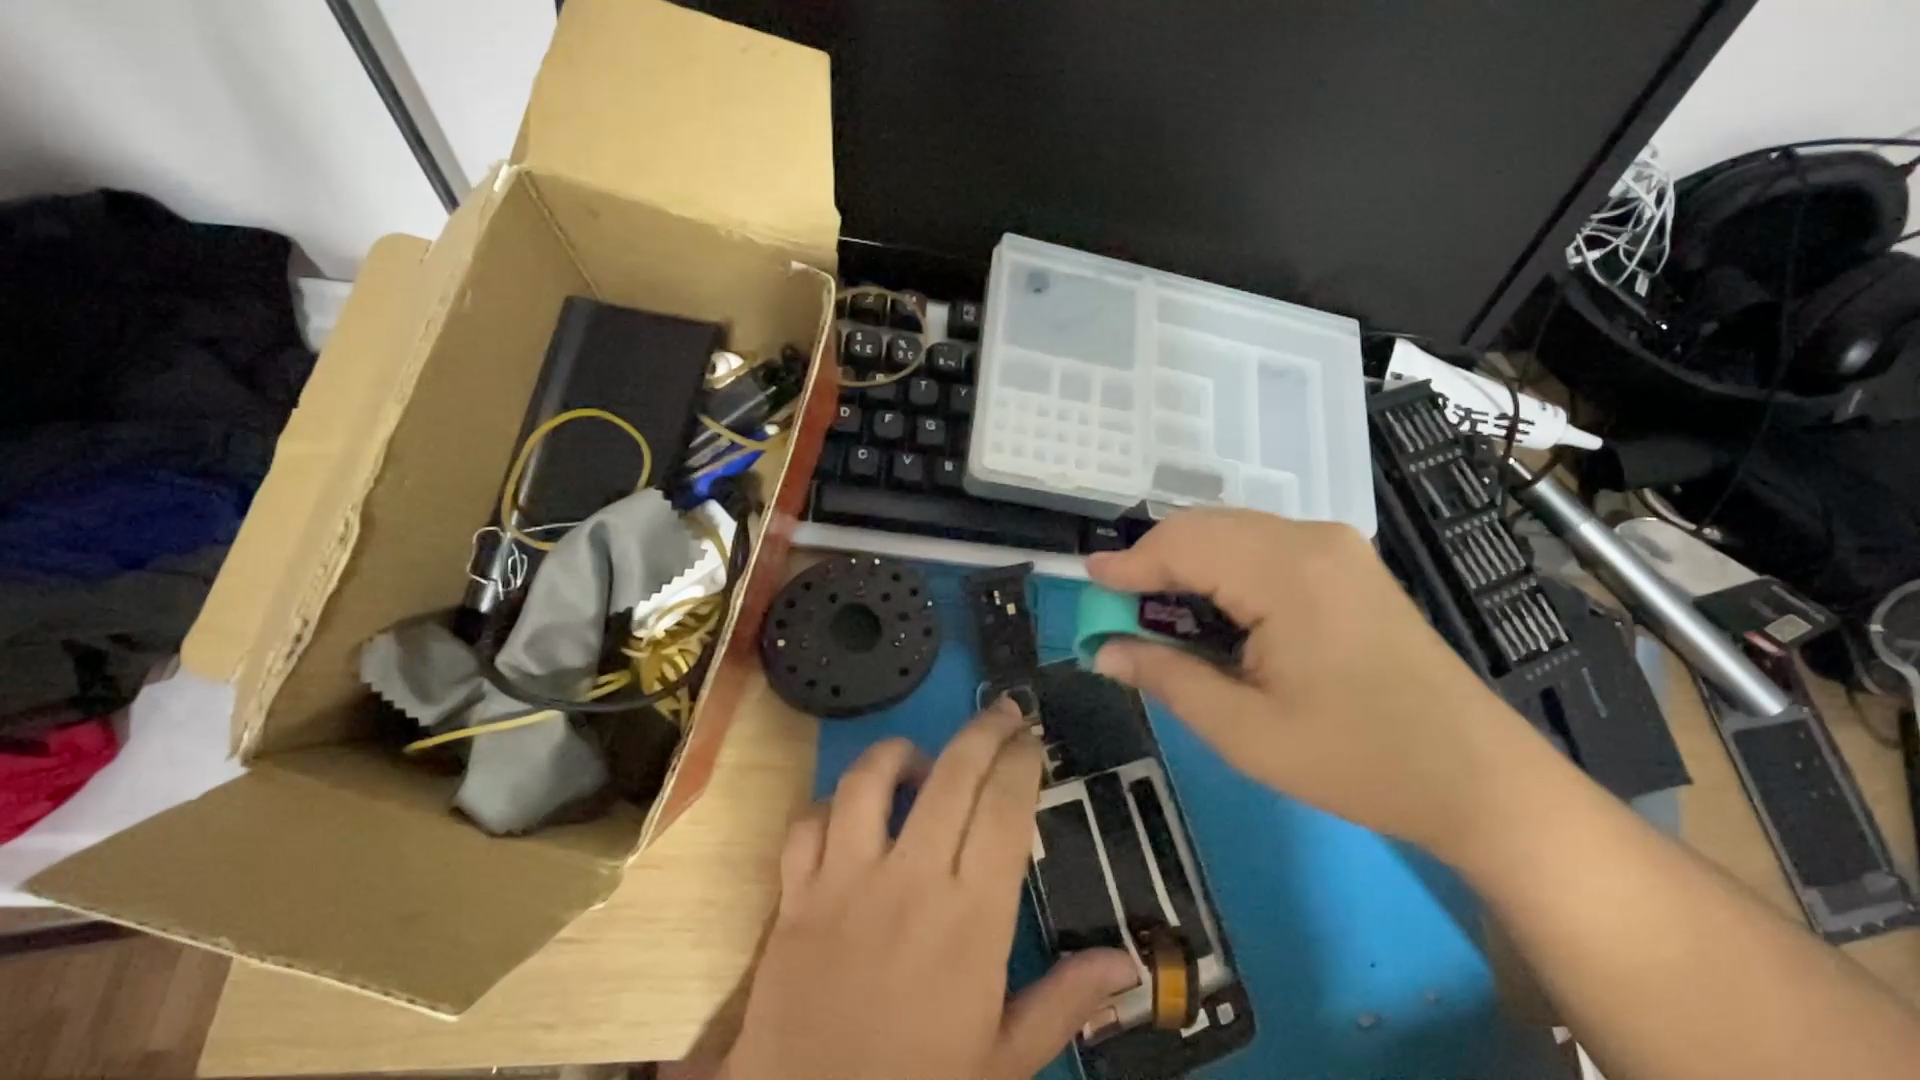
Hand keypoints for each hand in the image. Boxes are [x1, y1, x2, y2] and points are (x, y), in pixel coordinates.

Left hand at [721, 700, 1137, 1079]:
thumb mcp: (1004, 1058)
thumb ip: (1064, 1001)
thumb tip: (1126, 962)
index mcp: (972, 917)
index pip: (1006, 809)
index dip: (1023, 762)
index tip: (1034, 740)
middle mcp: (911, 880)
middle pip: (950, 774)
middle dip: (983, 731)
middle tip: (1002, 713)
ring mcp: (845, 881)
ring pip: (869, 782)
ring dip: (900, 754)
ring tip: (923, 760)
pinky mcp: (795, 896)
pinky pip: (806, 825)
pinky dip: (830, 806)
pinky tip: (851, 815)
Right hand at [1087, 508, 1535, 860]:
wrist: (1477, 777)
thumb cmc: (1356, 760)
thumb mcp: (1244, 731)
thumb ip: (1166, 678)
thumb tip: (1103, 650)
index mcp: (1287, 572)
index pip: (1181, 545)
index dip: (1127, 566)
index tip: (1084, 586)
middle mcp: (1312, 539)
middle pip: (1205, 528)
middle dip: (1154, 565)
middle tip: (1115, 613)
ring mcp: (1337, 547)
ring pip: (1233, 534)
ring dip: (1187, 567)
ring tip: (1156, 618)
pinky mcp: (1349, 565)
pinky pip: (1264, 548)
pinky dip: (1224, 572)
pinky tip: (1213, 615)